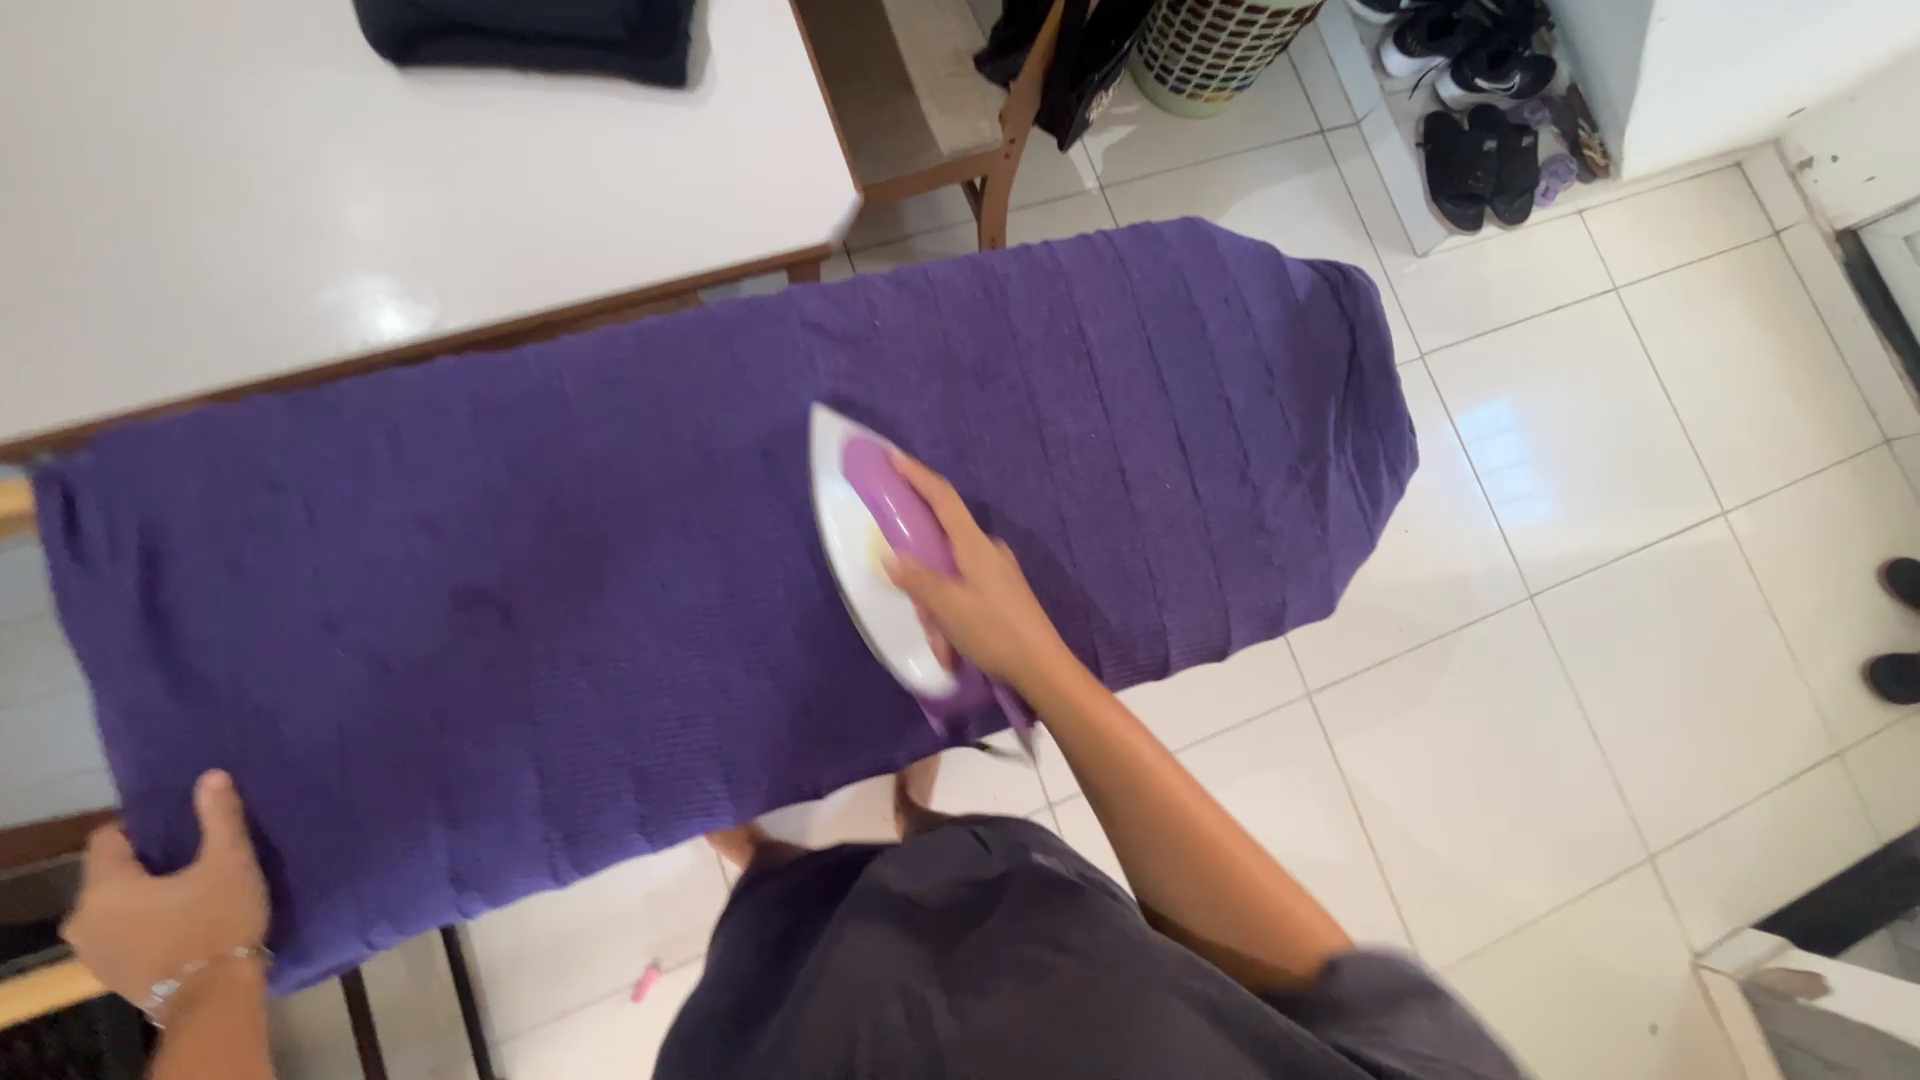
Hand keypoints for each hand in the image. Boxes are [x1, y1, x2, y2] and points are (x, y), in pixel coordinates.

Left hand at [61, 770, 269, 1004]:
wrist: (212, 993)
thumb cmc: (219, 919)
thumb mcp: (230, 861)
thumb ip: (219, 817)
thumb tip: (211, 775)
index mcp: (106, 887)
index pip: (108, 839)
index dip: (143, 826)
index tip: (181, 827)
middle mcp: (83, 917)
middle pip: (110, 874)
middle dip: (148, 863)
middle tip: (195, 858)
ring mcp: (90, 949)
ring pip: (114, 904)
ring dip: (144, 894)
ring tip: (190, 890)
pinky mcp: (107, 971)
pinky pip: (120, 931)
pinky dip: (144, 920)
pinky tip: (181, 921)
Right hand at [883, 452, 1078, 695]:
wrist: (1043, 668)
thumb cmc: (995, 632)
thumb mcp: (948, 607)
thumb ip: (917, 579)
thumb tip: (891, 555)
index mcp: (975, 544)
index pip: (942, 497)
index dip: (916, 475)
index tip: (892, 457)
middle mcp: (987, 550)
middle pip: (939, 546)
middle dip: (922, 583)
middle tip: (926, 618)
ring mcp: (997, 572)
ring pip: (948, 578)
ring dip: (938, 612)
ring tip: (946, 647)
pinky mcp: (1001, 593)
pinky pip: (962, 595)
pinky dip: (951, 620)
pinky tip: (955, 650)